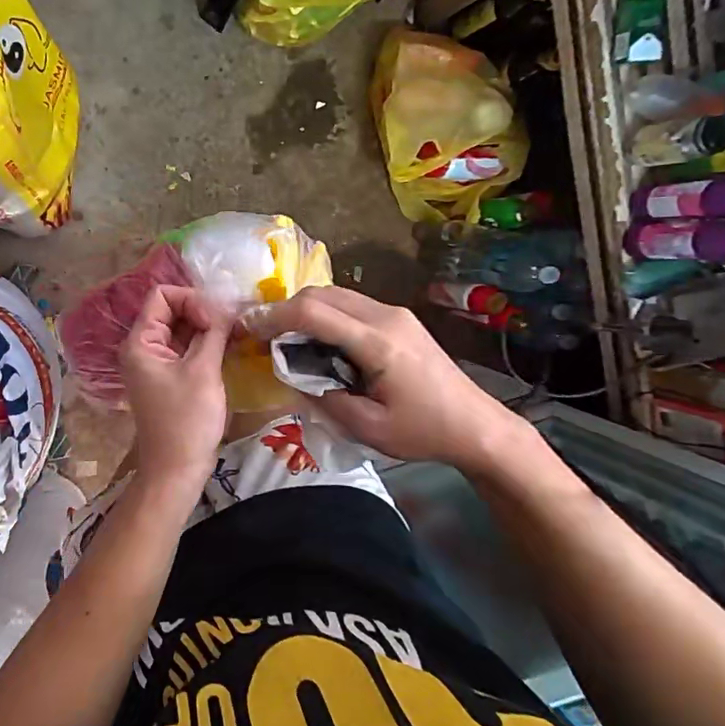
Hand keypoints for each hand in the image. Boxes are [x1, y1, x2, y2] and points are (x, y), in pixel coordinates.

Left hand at [121, 286, 228, 477]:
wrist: (177, 469)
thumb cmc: (187, 420)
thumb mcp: (203, 371)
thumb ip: (213, 332)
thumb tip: (227, 305)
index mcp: (140, 342)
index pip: (162, 295)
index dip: (192, 299)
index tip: (216, 320)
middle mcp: (143, 347)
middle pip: (173, 309)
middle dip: (203, 311)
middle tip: (233, 325)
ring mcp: (157, 362)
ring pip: (183, 328)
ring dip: (208, 327)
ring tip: (236, 334)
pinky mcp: (171, 376)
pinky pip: (187, 347)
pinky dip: (206, 343)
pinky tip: (229, 347)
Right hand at [244, 286, 533, 472]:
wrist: (476, 425)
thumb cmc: (424, 432)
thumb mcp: (367, 428)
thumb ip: (324, 397)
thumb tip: (292, 374)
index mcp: (379, 343)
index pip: (314, 312)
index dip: (275, 316)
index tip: (248, 327)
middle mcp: (386, 317)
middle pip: (322, 294)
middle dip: (284, 308)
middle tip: (260, 332)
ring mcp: (395, 313)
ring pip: (335, 294)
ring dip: (304, 309)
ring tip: (282, 335)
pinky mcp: (399, 319)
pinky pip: (351, 304)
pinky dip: (324, 313)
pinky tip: (315, 337)